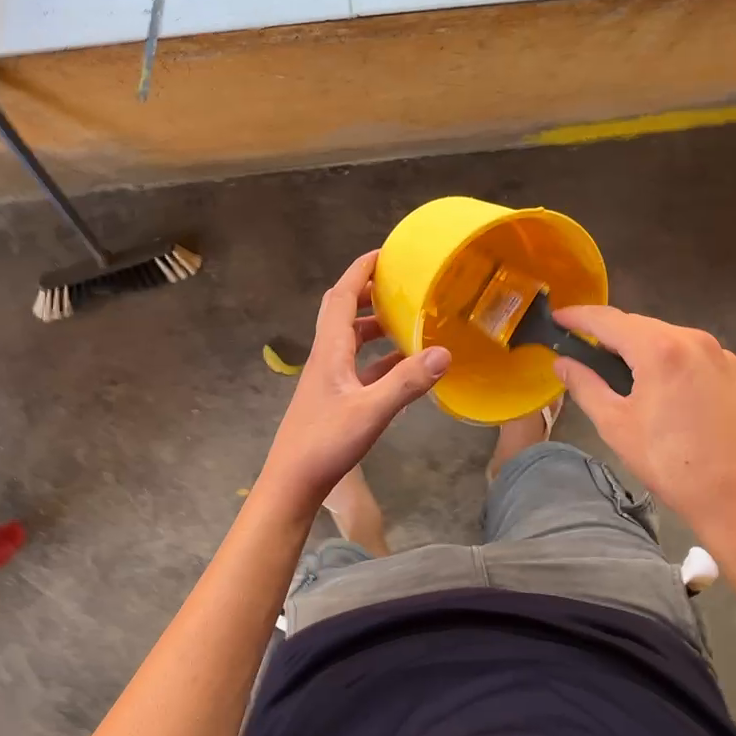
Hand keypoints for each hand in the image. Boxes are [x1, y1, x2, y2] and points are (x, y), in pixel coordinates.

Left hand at [254, 251, 450, 516]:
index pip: (342, 296)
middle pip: (343, 311)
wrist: (292, 483)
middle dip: (369, 292)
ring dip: (374, 324)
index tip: (384, 253)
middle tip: (400, 284)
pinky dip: (378, 357)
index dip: (360, 270)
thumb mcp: (371, 411)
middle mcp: (326, 356)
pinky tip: (402, 366)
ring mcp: (328, 379)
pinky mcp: (333, 398)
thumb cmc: (325, 442)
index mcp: (330, 349)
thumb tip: (444, 352)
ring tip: (406, 321)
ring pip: (351, 339)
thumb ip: (407, 382)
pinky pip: (358, 365)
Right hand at [551, 306, 735, 558]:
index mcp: (660, 349)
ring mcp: (722, 355)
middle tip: (584, 348)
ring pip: (669, 338)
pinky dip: (672, 362)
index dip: (577, 316)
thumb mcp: (615, 425)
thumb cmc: (670, 464)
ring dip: (642, 347)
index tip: (557, 317)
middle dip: (610, 333)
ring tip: (623, 372)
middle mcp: (694, 340)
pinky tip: (666, 390)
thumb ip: (585, 385)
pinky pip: (694, 356)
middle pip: (640, 325)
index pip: (608, 319)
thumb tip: (562, 362)